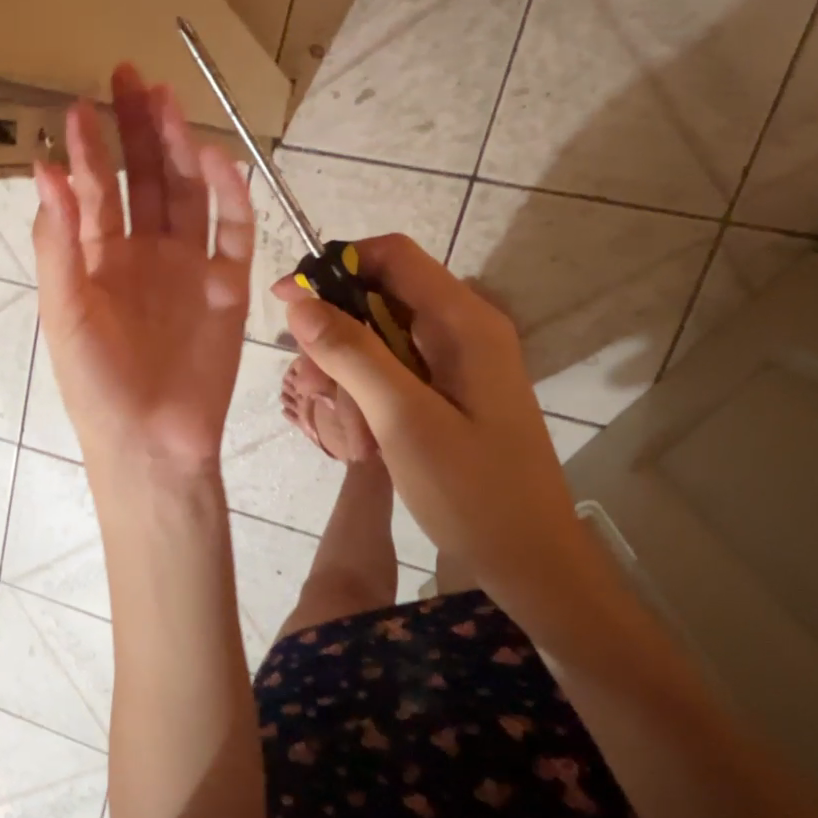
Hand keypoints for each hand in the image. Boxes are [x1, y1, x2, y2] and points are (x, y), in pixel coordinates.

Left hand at [31, 64, 253, 470]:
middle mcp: (142, 254)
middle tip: (130, 74)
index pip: (93, 190)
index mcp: (97, 261)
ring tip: (167, 99)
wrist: (151, 444)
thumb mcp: (64, 311)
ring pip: (186, 192)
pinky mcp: (228, 284)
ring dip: (178, 146)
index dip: (88, 148)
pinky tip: (216, 157)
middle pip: (143, 178)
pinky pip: (233, 229)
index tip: (80, 103)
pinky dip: (229, 192)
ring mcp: (187, 266)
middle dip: (136, 129)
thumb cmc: (97, 383)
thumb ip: (57, 241)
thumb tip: (40, 168)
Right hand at [274, 235, 580, 578]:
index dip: (335, 267)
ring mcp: (460, 363)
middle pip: (382, 295)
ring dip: (345, 366)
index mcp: (464, 323)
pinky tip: (356, 431)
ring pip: (382, 335)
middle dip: (334, 329)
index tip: (287, 301)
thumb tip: (300, 301)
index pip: (393, 256)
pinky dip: (365, 389)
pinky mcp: (451, 392)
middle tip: (308, 383)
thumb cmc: (472, 490)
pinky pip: (395, 368)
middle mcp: (465, 330)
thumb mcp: (402, 420)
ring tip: (332, 418)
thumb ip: (352, 355)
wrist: (530, 561)